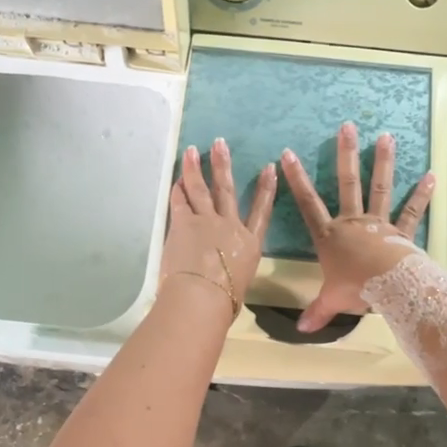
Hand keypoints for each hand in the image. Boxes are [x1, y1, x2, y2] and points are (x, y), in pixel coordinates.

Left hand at [160, 139, 275, 315]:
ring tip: (192, 150)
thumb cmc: (223, 302)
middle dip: (223, 165)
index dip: (266, 189)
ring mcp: (206, 222)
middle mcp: (230, 226)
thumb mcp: (239, 284)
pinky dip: (178, 190)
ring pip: (201, 189)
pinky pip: (181, 201)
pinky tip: (177, 180)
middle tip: (220, 144)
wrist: (201, 298)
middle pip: (227, 190)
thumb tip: (224, 273)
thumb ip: (234, 271)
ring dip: (195, 168)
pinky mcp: (184, 224)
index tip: (269, 168)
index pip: (262, 211)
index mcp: (249, 244)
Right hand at [280, 122, 436, 332]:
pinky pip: (412, 211)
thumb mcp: (331, 300)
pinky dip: (422, 194)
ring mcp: (378, 222)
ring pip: (379, 187)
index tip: (288, 154)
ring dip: (383, 161)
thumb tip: (300, 330)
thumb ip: (317, 312)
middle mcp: (352, 222)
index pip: (308, 203)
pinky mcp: (401, 231)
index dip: (296, 179)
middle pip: (347, 183)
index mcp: (330, 235)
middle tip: (347, 126)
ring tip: (387, 136)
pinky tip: (431, 175)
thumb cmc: (356, 289)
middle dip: (346, 154)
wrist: (388, 287)